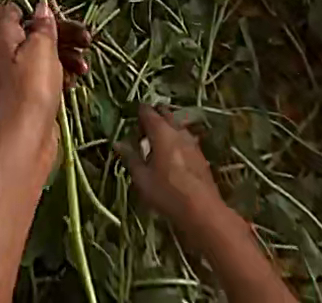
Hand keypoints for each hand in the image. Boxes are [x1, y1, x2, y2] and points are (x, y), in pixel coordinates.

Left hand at [0, 2, 67, 175]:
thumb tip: (41, 6)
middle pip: (36, 32)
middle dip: (63, 33)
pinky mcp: (30, 97)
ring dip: (68, 55)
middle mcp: (8, 54)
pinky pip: (48, 77)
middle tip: (87, 40)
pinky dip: (63, 75)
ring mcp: (18, 77)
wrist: (23, 145)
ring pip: (45, 55)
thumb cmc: (30, 91)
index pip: (14, 10)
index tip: (61, 13)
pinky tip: (76, 82)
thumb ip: (43, 26)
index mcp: (4, 37)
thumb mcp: (41, 49)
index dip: (37, 8)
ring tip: (84, 68)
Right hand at [118, 105, 227, 232]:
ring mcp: (191, 141)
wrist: (203, 211)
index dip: (138, 115)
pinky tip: (173, 159)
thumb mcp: (142, 178)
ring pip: (176, 126)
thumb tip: (119, 143)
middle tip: (143, 135)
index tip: (132, 126)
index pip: (147, 111)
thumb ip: (130, 157)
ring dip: (166, 130)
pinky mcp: (200, 155)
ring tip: (157, 147)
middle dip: (153, 119)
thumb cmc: (167, 192)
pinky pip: (185, 139)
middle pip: (164, 114)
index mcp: (161, 131)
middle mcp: (177, 130)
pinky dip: (177, 142)